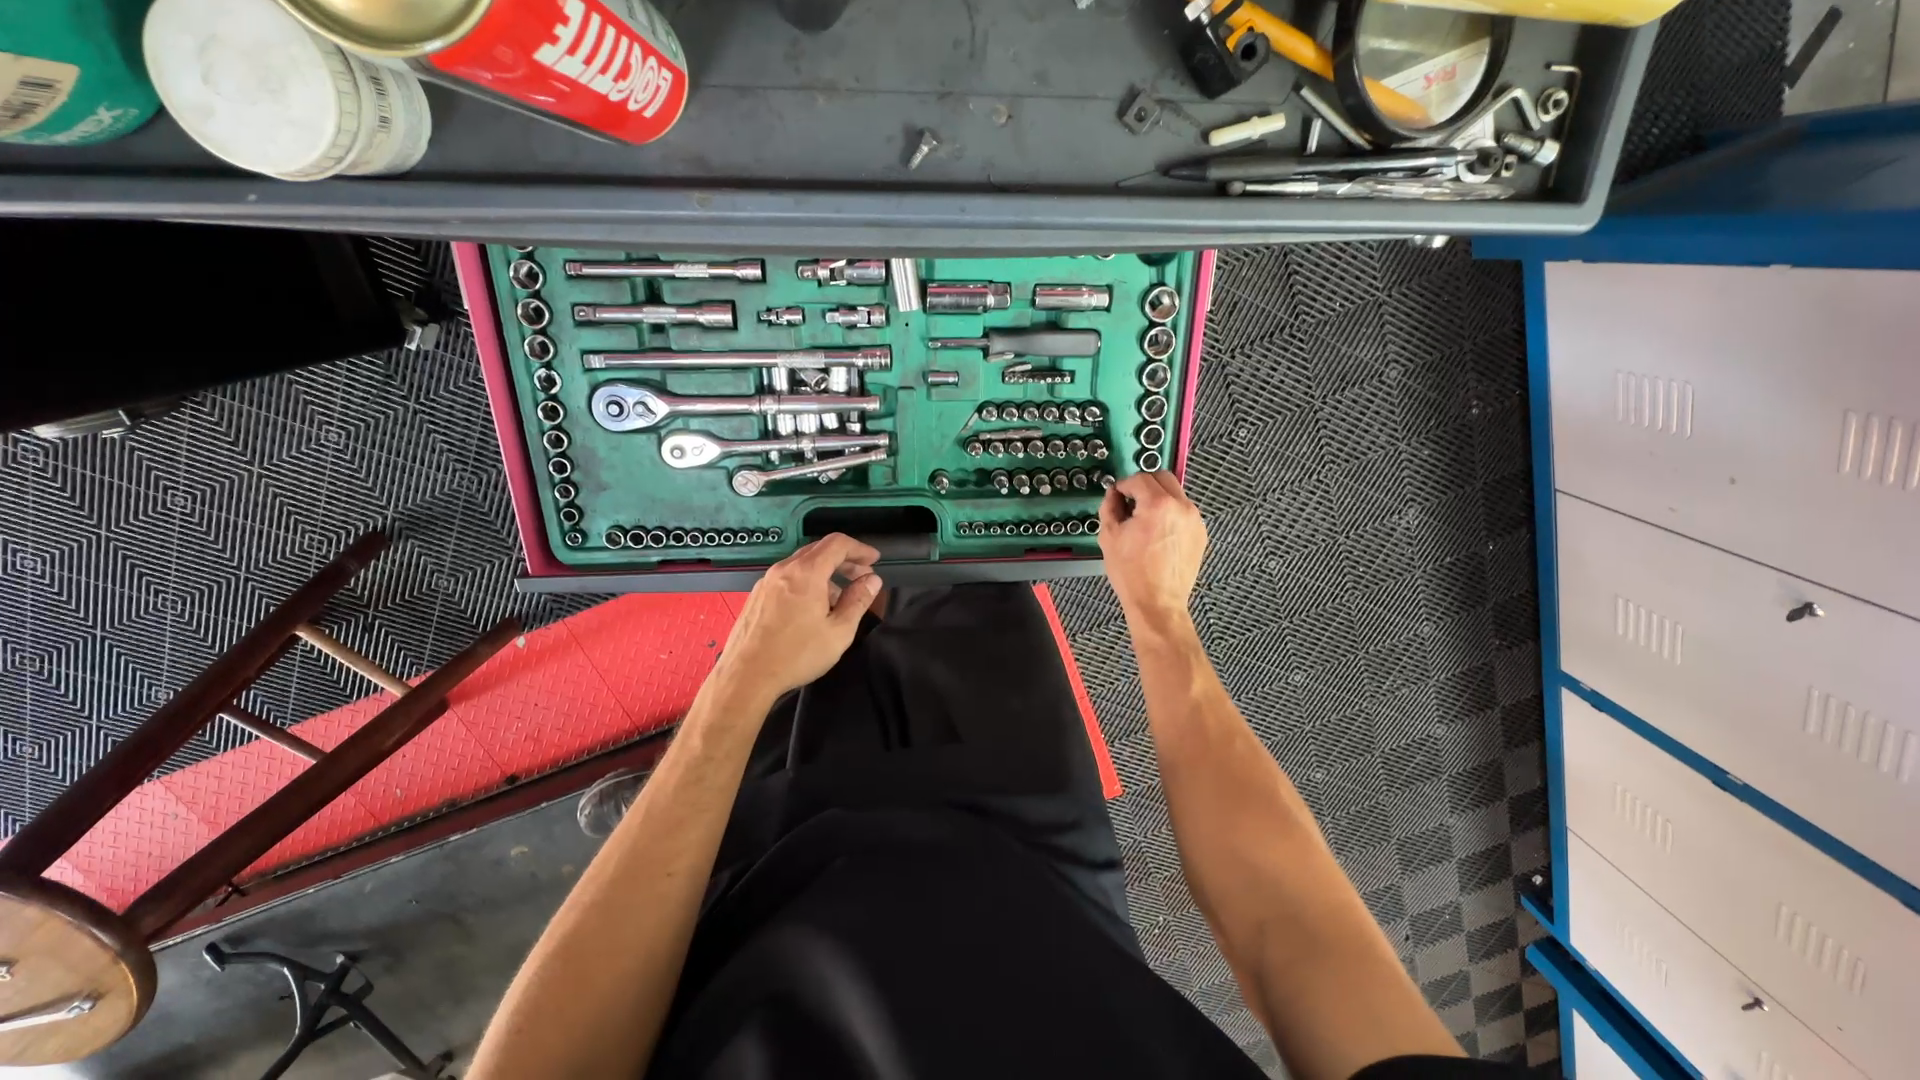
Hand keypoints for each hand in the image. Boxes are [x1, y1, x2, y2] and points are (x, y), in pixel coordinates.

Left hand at [713, 533, 882, 701]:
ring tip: (840, 598)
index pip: (837, 544)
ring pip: (802, 565)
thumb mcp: (838, 631)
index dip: (860, 548)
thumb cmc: (796, 655)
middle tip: (862, 576)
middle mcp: (784, 570)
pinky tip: (812, 608)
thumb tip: (872, 580)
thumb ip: (858, 601)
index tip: (874, 560)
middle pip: (819, 550)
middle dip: (844, 560)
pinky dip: (806, 582)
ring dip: (825, 573)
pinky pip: (787, 578)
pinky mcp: (757, 596)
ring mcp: (766, 582)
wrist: (746, 676)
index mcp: (806, 573)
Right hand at [1099, 471, 1206, 635]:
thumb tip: (1113, 495)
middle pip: (1162, 477)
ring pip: (1174, 493)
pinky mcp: (1199, 533)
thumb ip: (1109, 507)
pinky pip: (1183, 511)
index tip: (1118, 493)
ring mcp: (1194, 520)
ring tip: (1143, 520)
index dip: (1124, 484)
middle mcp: (1181, 508)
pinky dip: (1170, 513)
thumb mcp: (1109, 536)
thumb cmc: (1134, 575)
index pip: (1140, 478)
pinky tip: (1157, 532)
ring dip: (1158, 498)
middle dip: (1144, 485)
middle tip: (1130, 500)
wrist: (1157, 602)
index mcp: (1158, 505)